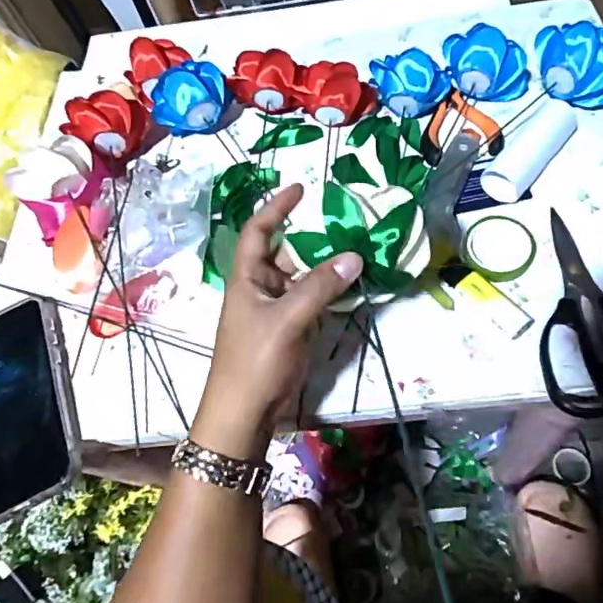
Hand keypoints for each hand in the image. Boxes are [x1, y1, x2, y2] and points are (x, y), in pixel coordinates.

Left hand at [193, 184, 361, 458]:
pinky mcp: (292, 328)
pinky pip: (314, 298)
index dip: (277, 208)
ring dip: (326, 263)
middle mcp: (261, 287)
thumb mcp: (287, 319)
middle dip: (311, 235)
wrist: (245, 413)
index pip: (259, 231)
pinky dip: (332, 288)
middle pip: (286, 251)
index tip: (301, 189)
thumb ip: (321, 287)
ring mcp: (277, 309)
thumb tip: (355, 256)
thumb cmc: (255, 361)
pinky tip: (353, 282)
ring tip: (356, 246)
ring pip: (304, 276)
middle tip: (344, 220)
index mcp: (247, 278)